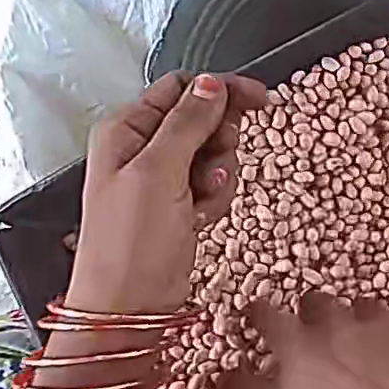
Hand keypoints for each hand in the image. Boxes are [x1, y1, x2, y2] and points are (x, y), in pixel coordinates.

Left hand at [65, 71, 266, 313]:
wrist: (130, 305)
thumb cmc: (132, 239)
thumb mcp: (159, 171)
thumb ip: (188, 123)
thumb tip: (213, 83)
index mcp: (127, 128)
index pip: (183, 88)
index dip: (221, 91)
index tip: (261, 100)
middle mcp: (145, 146)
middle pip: (205, 120)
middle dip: (219, 144)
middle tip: (210, 171)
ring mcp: (165, 176)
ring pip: (217, 154)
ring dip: (219, 177)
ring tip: (198, 202)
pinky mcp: (182, 201)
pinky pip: (216, 183)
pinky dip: (216, 198)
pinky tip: (199, 217)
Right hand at [221, 292, 388, 388]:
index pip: (234, 387)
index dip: (230, 387)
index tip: (234, 387)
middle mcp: (306, 357)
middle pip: (263, 316)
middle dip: (260, 319)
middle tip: (267, 326)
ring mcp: (345, 329)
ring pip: (315, 302)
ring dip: (315, 317)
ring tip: (330, 333)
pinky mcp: (383, 317)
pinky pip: (360, 307)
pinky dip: (360, 320)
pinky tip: (374, 337)